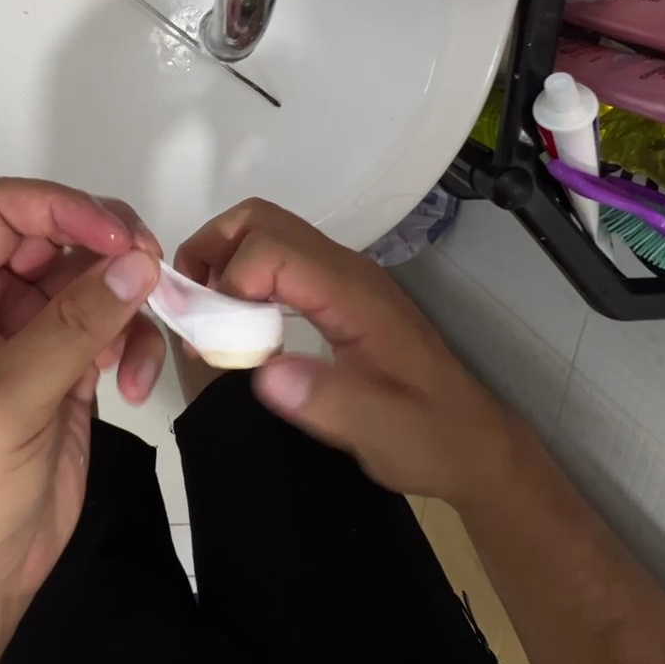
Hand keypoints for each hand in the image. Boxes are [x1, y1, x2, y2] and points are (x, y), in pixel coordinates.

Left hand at [0, 179, 166, 663]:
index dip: (62, 208)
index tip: (119, 238)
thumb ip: (74, 326)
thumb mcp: (4, 402)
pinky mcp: (65, 370)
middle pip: (56, 237)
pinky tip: (131, 385)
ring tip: (136, 349)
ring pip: (92, 281)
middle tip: (151, 271)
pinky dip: (132, 345)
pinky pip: (111, 329)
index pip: (3, 212)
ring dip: (126, 303)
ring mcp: (29, 337)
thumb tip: (137, 263)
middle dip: (107, 250)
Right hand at [176, 199, 526, 508]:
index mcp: (353, 293)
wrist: (474, 443)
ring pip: (267, 232)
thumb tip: (261, 371)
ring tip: (207, 317)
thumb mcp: (384, 433)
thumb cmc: (432, 438)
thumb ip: (329, 401)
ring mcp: (340, 277)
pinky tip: (237, 326)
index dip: (229, 283)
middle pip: (262, 220)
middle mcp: (344, 269)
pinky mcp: (335, 293)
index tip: (213, 340)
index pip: (272, 250)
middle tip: (190, 307)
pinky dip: (242, 276)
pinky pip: (277, 260)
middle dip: (212, 250)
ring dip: (223, 259)